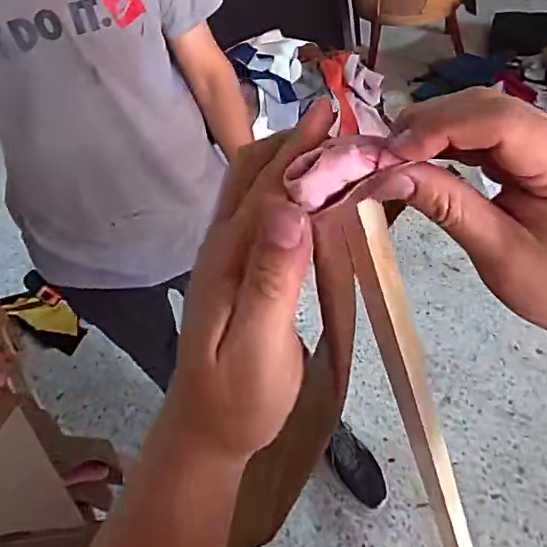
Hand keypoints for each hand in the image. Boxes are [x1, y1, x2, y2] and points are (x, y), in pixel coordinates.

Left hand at [158, 100, 332, 462]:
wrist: (206, 428)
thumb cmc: (239, 397)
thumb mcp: (258, 346)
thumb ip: (272, 278)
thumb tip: (290, 210)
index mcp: (229, 254)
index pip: (269, 188)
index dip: (304, 152)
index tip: (340, 122)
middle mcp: (223, 240)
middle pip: (252, 171)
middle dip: (294, 139)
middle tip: (339, 117)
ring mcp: (228, 249)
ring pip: (252, 182)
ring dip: (287, 153)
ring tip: (330, 136)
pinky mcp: (239, 262)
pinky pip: (260, 205)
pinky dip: (287, 180)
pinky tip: (313, 183)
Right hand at [375, 88, 546, 358]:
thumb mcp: (500, 256)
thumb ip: (446, 205)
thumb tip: (385, 173)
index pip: (504, 123)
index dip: (442, 127)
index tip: (392, 151)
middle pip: (494, 108)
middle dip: (433, 123)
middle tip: (384, 153)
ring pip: (491, 111)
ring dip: (439, 127)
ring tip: (398, 153)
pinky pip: (497, 128)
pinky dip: (457, 138)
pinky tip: (428, 153)